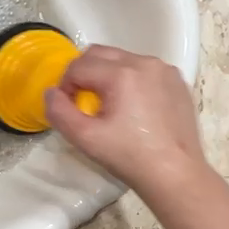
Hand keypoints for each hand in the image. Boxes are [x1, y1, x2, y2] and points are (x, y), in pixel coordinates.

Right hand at [44, 45, 210, 197]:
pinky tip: (134, 111)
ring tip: (110, 108)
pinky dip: (131, 82)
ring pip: (123, 60)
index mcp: (122, 74)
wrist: (175, 174)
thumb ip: (59, 112)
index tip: (69, 108)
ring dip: (107, 77)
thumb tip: (50, 93)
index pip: (78, 66)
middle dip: (84, 74)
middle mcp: (145, 63)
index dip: (65, 85)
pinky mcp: (178, 82)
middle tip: (84, 104)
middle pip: (100, 54)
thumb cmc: (129, 157)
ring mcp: (165, 71)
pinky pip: (145, 71)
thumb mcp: (85, 138)